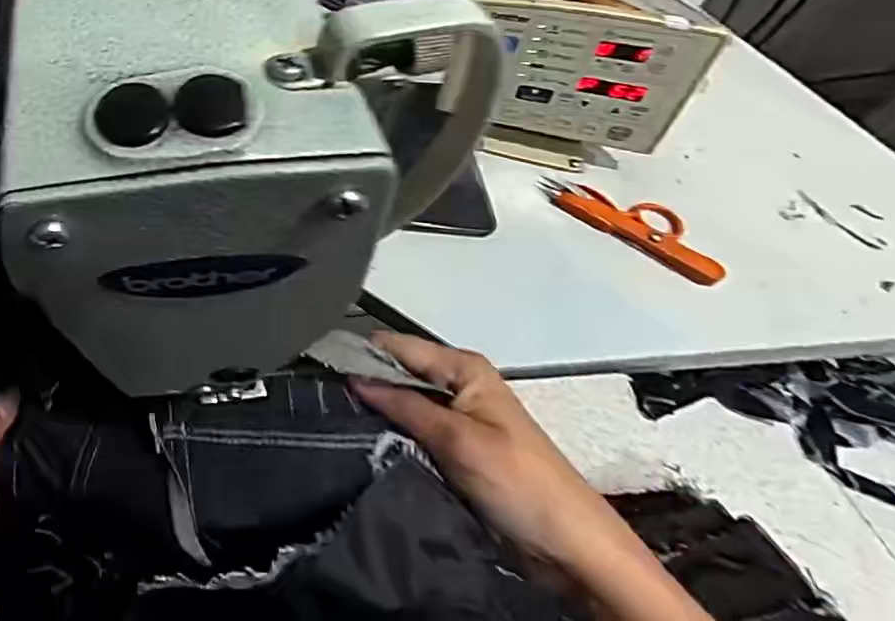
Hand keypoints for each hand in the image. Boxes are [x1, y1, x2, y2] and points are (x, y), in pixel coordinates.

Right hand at [351, 334, 708, 620]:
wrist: (571, 548)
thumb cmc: (521, 483)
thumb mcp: (457, 439)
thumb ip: (405, 406)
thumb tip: (356, 379)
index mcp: (464, 367)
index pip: (400, 346)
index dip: (364, 351)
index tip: (322, 360)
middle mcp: (459, 385)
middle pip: (401, 373)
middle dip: (369, 381)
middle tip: (324, 394)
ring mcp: (458, 419)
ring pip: (406, 403)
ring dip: (380, 410)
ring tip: (335, 417)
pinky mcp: (457, 450)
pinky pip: (416, 431)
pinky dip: (394, 434)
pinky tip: (367, 441)